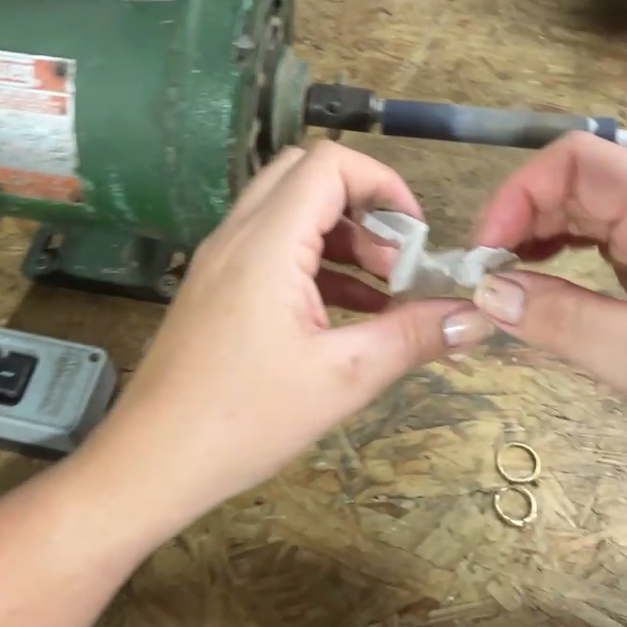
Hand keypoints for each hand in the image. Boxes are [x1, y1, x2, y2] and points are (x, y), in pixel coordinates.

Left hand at [89, 142, 492, 514]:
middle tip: (397, 261)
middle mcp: (237, 237)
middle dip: (363, 207)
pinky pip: (270, 252)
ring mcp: (219, 262)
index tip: (416, 237)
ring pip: (287, 214)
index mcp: (266, 244)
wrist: (151, 463)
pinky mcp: (214, 290)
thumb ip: (412, 337)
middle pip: (305, 177)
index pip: (329, 163)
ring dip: (340, 238)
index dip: (383, 183)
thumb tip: (476, 316)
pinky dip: (314, 265)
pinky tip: (348, 314)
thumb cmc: (243, 420)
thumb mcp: (342, 379)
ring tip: (383, 292)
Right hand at [469, 132, 626, 467]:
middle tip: (485, 281)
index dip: (517, 195)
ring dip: (538, 237)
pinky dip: (564, 257)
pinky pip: (606, 242)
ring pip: (588, 210)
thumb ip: (564, 321)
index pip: (577, 161)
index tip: (484, 257)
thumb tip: (487, 291)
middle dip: (519, 218)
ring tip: (505, 285)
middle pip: (577, 180)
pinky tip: (546, 289)